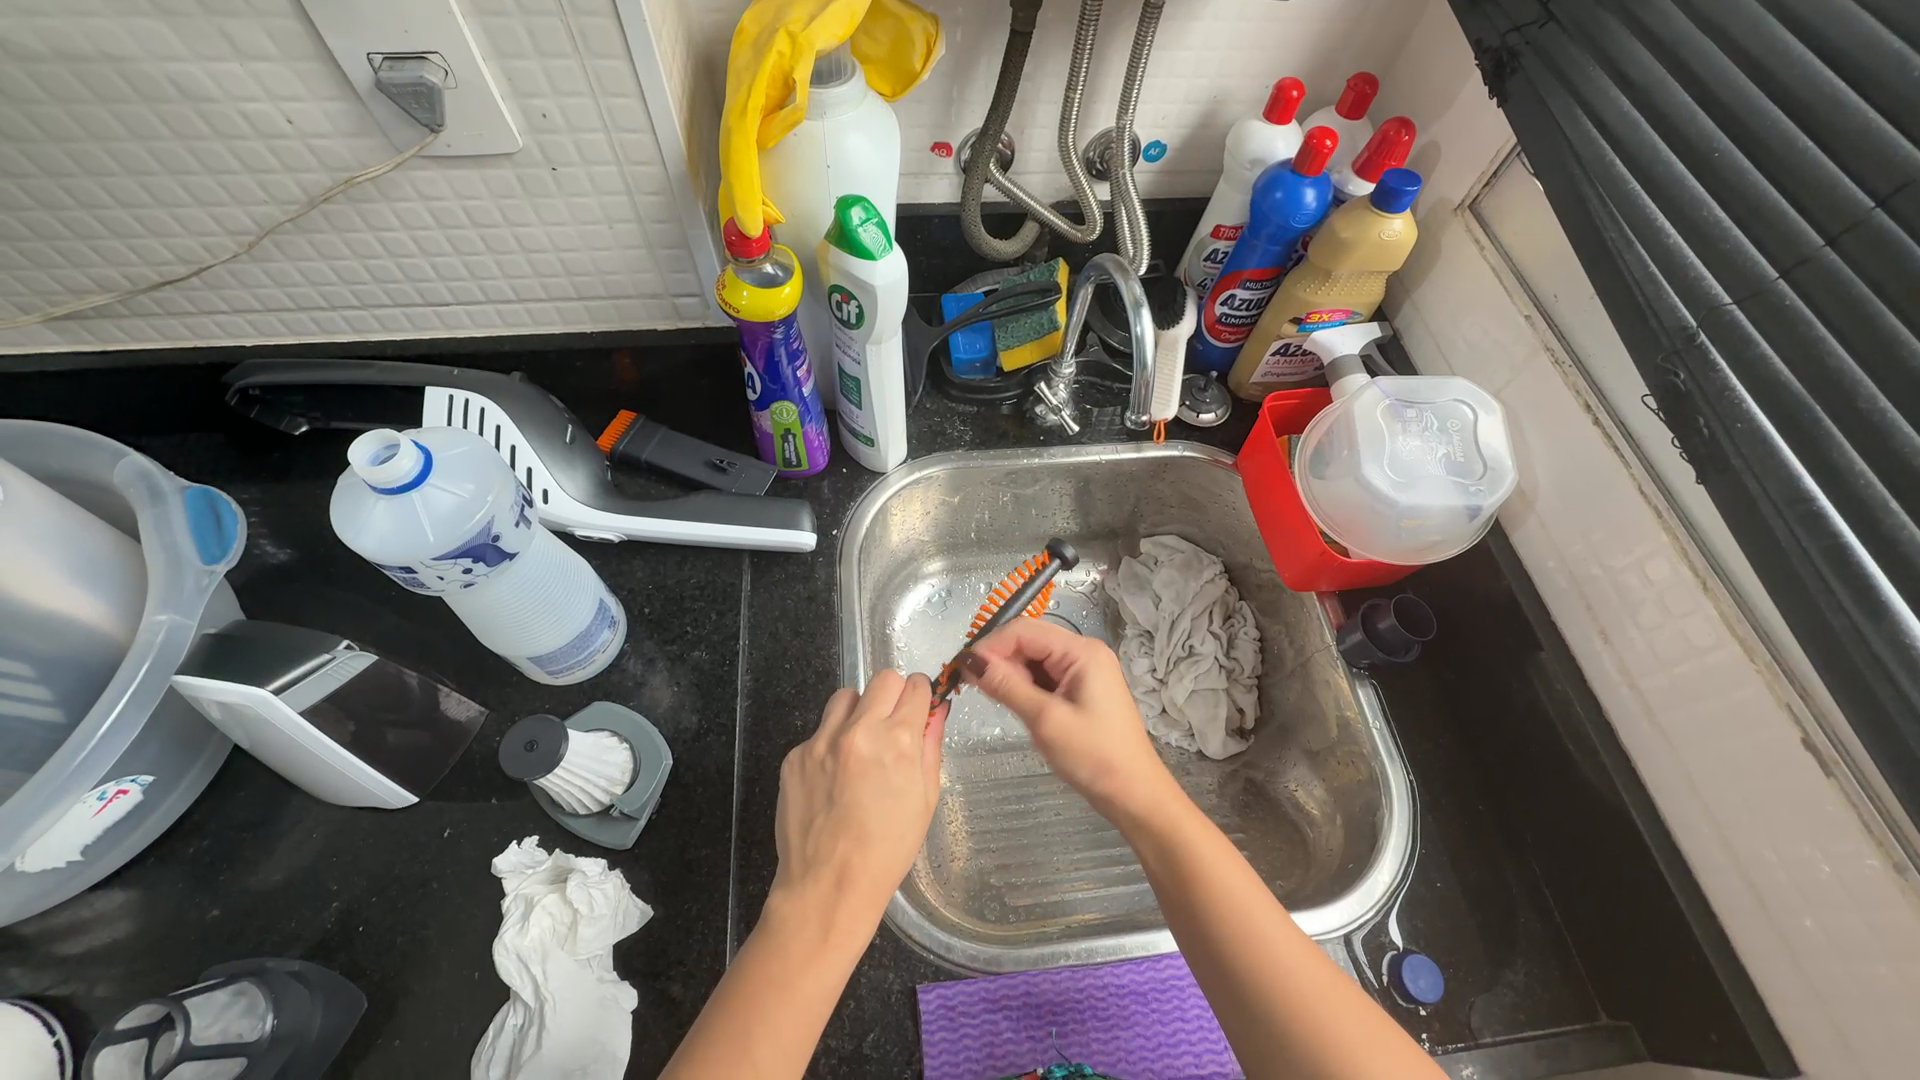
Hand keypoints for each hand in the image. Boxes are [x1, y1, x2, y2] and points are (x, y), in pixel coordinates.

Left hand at [772, 671, 946, 923]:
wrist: (827, 886)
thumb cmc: (887, 850)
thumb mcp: (925, 798)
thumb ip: (931, 745)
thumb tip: (937, 709)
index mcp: (897, 740)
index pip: (914, 686)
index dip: (921, 695)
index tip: (918, 708)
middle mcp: (858, 731)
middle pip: (882, 679)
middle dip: (893, 695)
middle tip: (892, 725)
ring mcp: (820, 741)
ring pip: (845, 697)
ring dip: (858, 712)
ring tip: (860, 747)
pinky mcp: (795, 756)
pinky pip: (819, 732)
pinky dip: (830, 744)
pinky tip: (834, 779)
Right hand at [961, 618, 1175, 817]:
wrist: (1133, 793)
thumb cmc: (1093, 756)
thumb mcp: (1045, 719)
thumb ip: (1006, 685)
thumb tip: (969, 660)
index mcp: (1081, 651)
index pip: (1024, 630)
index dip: (990, 645)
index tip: (962, 669)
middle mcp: (1084, 652)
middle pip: (1029, 640)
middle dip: (999, 658)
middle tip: (973, 686)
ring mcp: (1084, 670)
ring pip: (1034, 658)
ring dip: (1010, 673)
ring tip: (992, 697)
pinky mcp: (1081, 689)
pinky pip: (1044, 675)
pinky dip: (1024, 685)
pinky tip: (1013, 702)